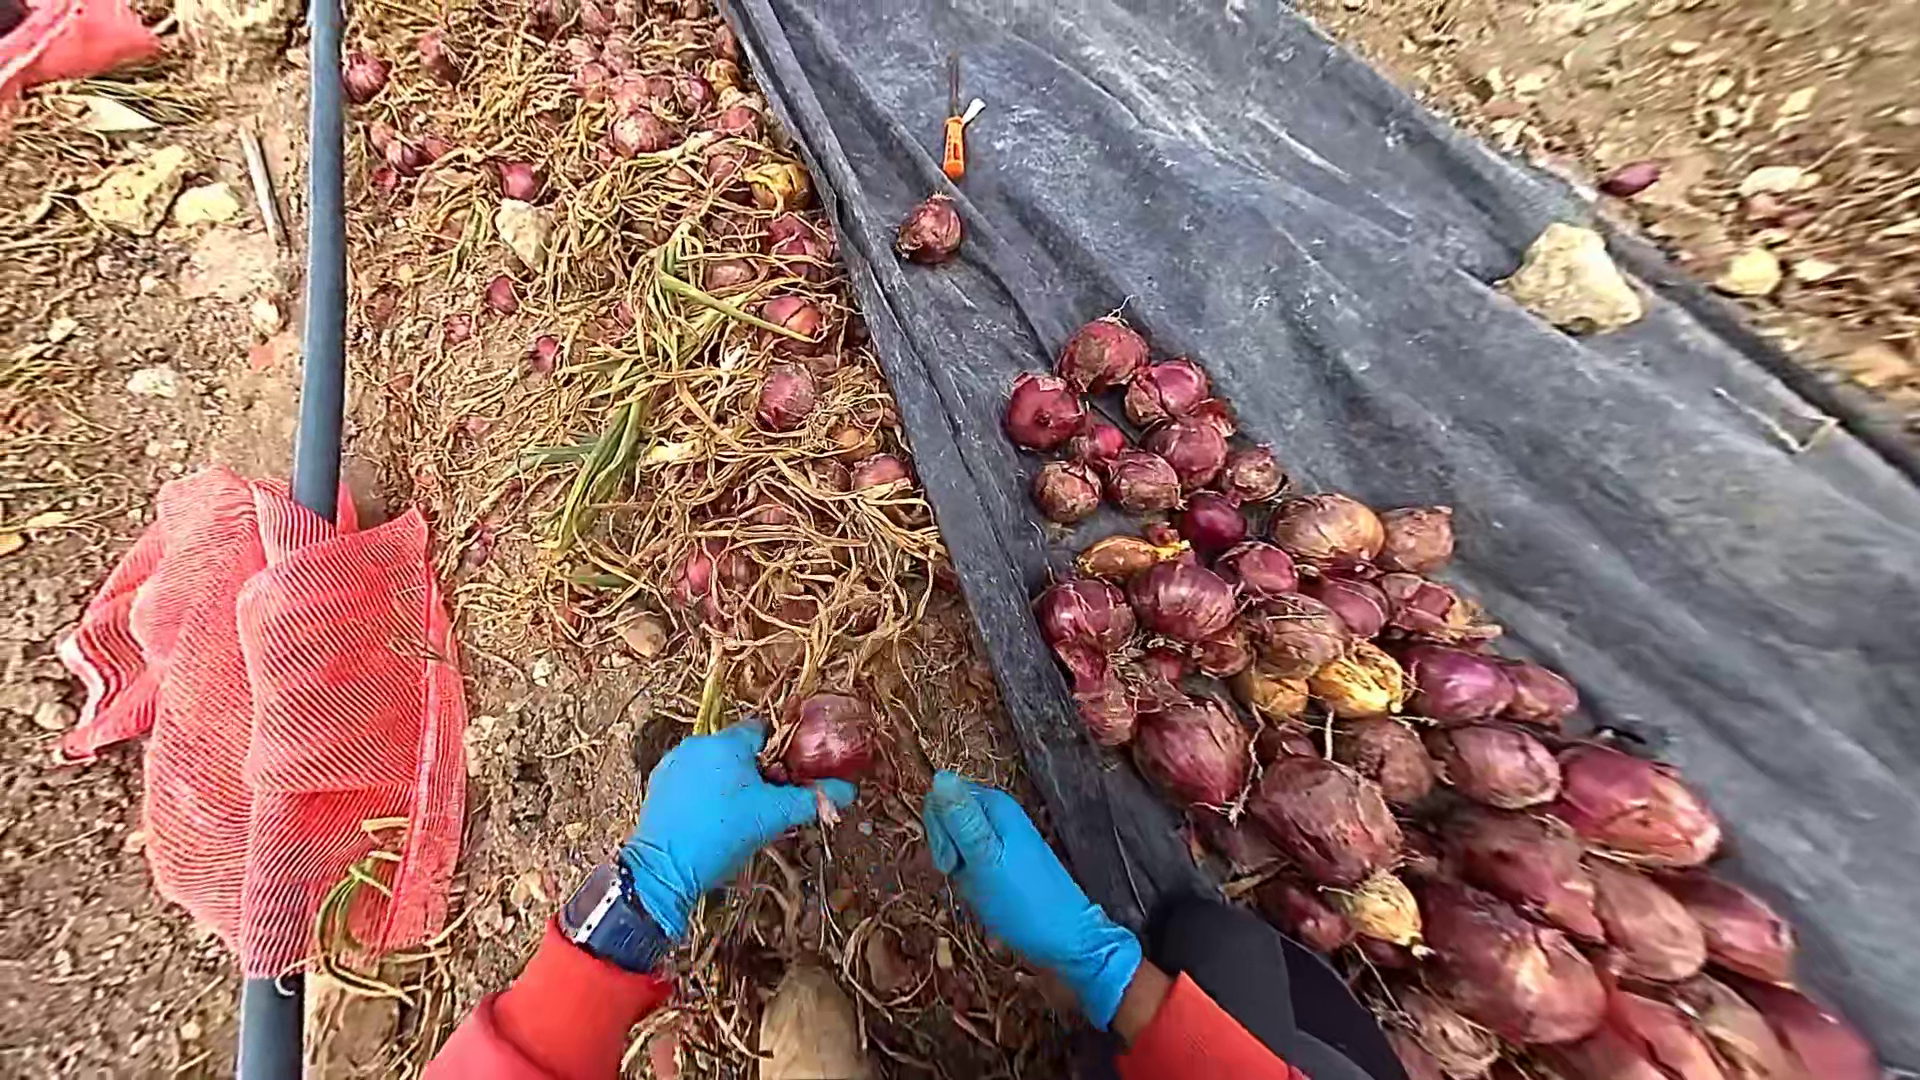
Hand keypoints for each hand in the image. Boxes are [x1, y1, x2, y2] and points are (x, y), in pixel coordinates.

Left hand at [619, 720, 855, 938]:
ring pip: (716, 763)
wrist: (661, 874)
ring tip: (738, 814)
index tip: (784, 779)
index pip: (764, 731)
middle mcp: (699, 744)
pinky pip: (693, 778)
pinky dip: (705, 791)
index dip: (779, 754)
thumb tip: (849, 792)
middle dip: (756, 770)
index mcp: (727, 742)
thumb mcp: (774, 816)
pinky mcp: (658, 785)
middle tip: (764, 801)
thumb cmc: (722, 835)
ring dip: (730, 780)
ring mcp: (674, 763)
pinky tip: (711, 818)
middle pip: (740, 748)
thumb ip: (812, 799)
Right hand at [921, 771, 1142, 1029]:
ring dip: (957, 865)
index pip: (939, 797)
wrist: (1068, 940)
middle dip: (946, 849)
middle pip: (946, 816)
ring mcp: (1001, 832)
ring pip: (955, 839)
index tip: (951, 862)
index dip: (937, 830)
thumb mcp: (984, 860)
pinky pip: (970, 856)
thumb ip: (960, 818)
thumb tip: (939, 774)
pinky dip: (968, 874)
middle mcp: (997, 810)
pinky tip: (982, 891)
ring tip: (976, 886)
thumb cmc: (1023, 901)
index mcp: (993, 803)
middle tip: (962, 876)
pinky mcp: (1003, 854)